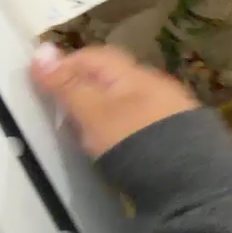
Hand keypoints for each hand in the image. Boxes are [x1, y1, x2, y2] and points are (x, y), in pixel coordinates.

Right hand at [31, 43, 198, 156]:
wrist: (191, 182)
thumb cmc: (133, 140)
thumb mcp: (90, 112)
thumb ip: (65, 84)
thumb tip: (40, 50)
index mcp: (131, 74)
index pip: (90, 56)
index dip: (62, 65)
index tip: (42, 87)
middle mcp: (154, 83)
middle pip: (109, 75)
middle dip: (82, 86)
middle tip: (60, 110)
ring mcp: (169, 107)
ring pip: (124, 96)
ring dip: (101, 106)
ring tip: (84, 129)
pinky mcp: (177, 131)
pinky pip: (139, 116)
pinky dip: (120, 123)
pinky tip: (116, 140)